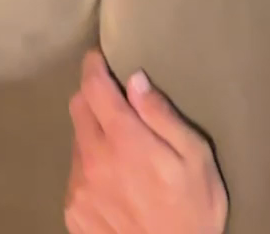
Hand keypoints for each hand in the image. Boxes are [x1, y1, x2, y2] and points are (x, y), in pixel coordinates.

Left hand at [65, 50, 227, 233]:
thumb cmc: (193, 208)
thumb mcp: (195, 156)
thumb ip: (162, 115)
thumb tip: (135, 79)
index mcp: (124, 140)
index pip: (93, 87)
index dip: (94, 65)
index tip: (100, 56)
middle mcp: (93, 160)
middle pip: (78, 106)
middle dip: (93, 94)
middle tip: (116, 98)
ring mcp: (79, 189)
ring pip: (76, 138)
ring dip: (93, 130)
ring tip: (120, 144)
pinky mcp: (74, 214)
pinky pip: (75, 172)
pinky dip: (90, 163)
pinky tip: (114, 177)